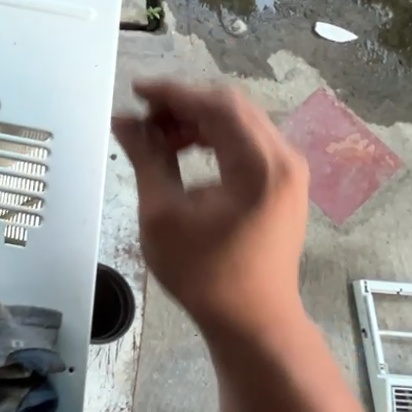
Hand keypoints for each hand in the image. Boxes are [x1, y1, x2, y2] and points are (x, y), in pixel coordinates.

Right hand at [111, 81, 309, 342]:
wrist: (251, 319)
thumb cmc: (203, 272)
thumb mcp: (162, 213)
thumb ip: (147, 158)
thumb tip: (124, 121)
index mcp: (260, 165)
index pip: (217, 105)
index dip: (172, 93)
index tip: (134, 92)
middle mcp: (283, 159)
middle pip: (231, 107)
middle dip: (182, 105)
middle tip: (140, 118)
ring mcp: (287, 171)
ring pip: (238, 122)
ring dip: (195, 121)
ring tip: (155, 137)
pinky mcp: (281, 184)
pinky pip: (245, 143)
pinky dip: (211, 138)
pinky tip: (180, 152)